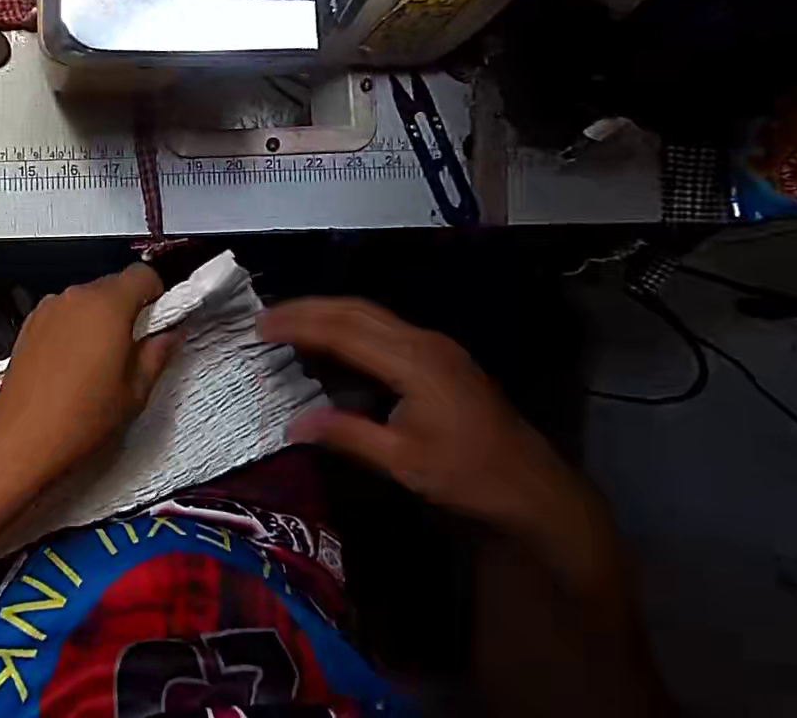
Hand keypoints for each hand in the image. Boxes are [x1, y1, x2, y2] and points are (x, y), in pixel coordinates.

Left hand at [0, 264, 180, 483]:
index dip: (157, 294)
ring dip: (100, 318)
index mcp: (108, 305)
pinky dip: (75, 327)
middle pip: (114, 285)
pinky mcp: (31, 322)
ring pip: (88, 299)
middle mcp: (77, 296)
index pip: (143, 274)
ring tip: (99, 361)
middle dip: (129, 309)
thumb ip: (158, 353)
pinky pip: (65, 312)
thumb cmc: (81, 417)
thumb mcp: (135, 390)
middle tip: (132, 348)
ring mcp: (50, 307)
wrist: (21, 437)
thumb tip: (169, 334)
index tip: (158, 321)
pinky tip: (73, 363)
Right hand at [259, 298, 591, 538]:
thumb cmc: (469, 476)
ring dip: (326, 312)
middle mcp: (422, 341)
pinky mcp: (438, 354)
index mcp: (412, 362)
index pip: (343, 331)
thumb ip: (347, 436)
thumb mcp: (403, 463)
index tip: (261, 326)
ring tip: (289, 321)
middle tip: (266, 318)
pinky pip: (383, 326)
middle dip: (307, 309)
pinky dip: (347, 325)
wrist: (535, 488)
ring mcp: (433, 345)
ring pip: (369, 314)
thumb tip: (293, 424)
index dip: (299, 325)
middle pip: (354, 310)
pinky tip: (332, 340)